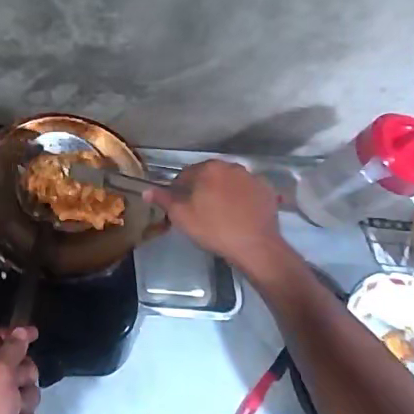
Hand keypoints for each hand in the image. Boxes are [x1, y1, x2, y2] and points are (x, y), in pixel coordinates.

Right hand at [147, 160, 291, 271]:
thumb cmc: (214, 229)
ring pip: (229, 181)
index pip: (185, 174)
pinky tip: (240, 213)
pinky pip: (247, 189)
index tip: (181, 206)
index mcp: (208, 169)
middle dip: (202, 188)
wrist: (255, 246)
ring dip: (222, 191)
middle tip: (200, 211)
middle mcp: (231, 166)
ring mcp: (251, 177)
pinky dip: (242, 197)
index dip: (180, 190)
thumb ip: (164, 200)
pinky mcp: (267, 189)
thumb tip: (146, 190)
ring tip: (221, 213)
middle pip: (209, 175)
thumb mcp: (182, 217)